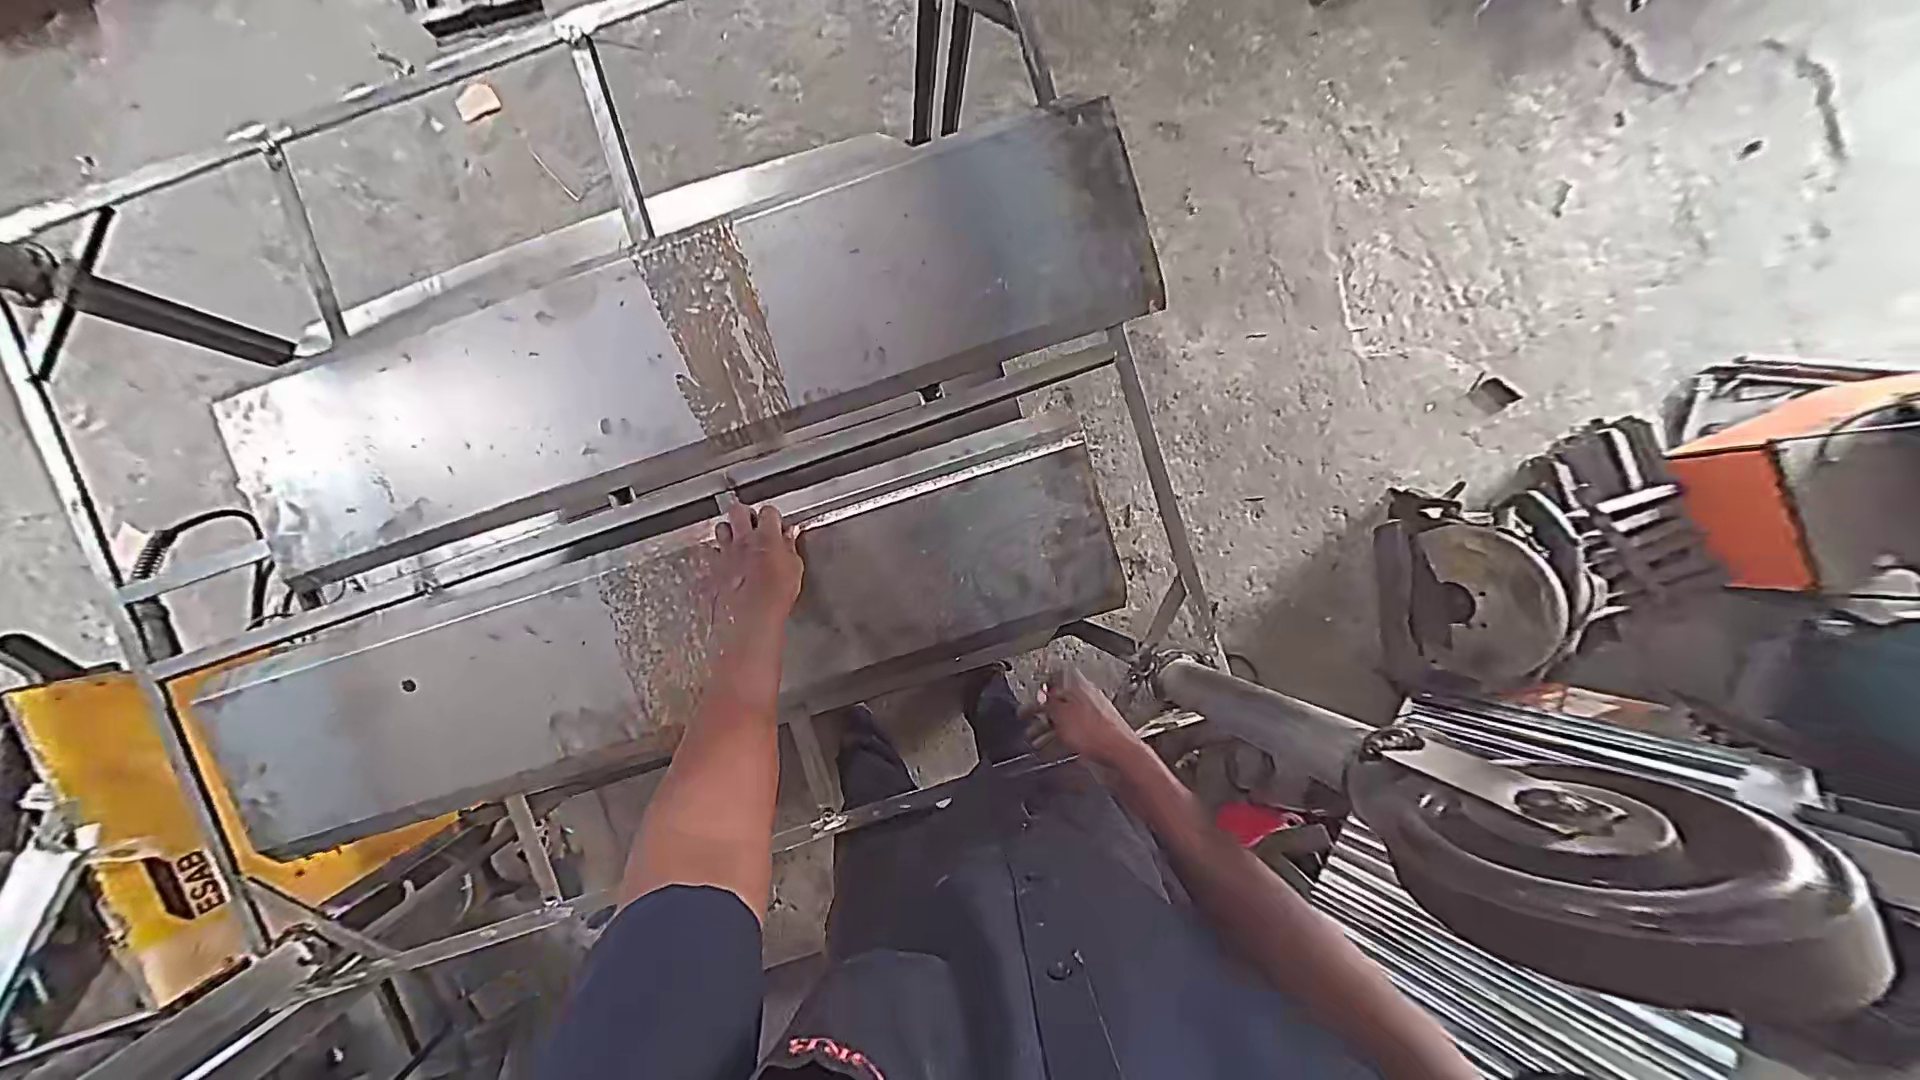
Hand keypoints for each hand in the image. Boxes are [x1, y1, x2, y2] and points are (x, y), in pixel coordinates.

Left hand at [713, 502, 802, 635]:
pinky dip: (719, 554)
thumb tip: (789, 536)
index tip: (776, 524)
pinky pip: (713, 553)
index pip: (768, 512)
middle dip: (745, 514)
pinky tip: (728, 563)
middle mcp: (743, 540)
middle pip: (738, 511)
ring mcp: (725, 554)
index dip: (773, 516)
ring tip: (738, 541)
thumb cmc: (776, 596)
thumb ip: (790, 547)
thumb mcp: (794, 569)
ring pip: (721, 528)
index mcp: (766, 537)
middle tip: (753, 524)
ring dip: (729, 531)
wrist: (750, 618)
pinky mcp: (714, 569)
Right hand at [1030, 666, 1147, 769]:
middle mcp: (1089, 698)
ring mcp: (1096, 717)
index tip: (1032, 699)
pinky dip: (1062, 740)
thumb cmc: (1095, 732)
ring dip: (1049, 729)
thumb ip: (1048, 703)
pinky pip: (1076, 734)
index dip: (1041, 689)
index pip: (1057, 679)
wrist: (1120, 755)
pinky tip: (1054, 749)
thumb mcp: (1060, 715)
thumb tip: (1041, 696)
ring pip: (1067, 720)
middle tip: (1030, 720)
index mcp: (1080, 687)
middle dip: (1043, 713)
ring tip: (1036, 739)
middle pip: (1061, 701)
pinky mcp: (1099, 734)